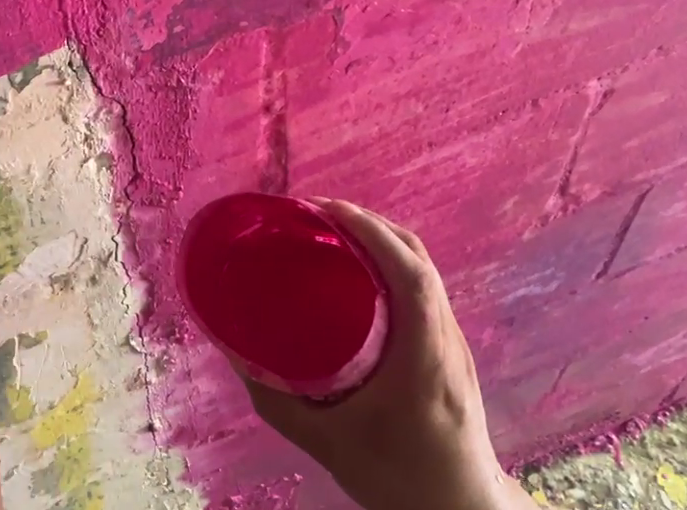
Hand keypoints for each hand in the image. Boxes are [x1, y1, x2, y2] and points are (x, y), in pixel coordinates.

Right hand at [238, 200, 536, 509]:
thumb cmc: (395, 476)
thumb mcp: (323, 442)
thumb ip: (274, 397)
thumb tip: (231, 349)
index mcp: (423, 358)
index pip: (411, 274)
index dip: (370, 231)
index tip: (322, 210)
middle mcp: (446, 339)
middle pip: (418, 257)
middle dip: (367, 221)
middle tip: (313, 214)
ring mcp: (455, 341)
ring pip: (425, 266)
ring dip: (380, 236)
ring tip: (329, 229)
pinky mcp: (451, 347)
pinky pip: (424, 284)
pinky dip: (390, 258)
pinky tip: (356, 267)